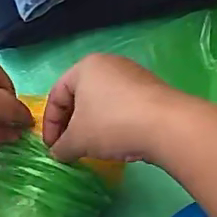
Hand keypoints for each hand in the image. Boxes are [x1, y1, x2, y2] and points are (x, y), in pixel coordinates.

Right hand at [43, 54, 190, 163]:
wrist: (167, 125)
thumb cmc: (112, 124)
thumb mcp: (78, 140)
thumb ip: (62, 147)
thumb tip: (58, 153)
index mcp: (85, 67)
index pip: (57, 95)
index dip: (50, 125)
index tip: (53, 148)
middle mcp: (109, 64)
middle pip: (81, 97)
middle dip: (72, 125)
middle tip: (71, 148)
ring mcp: (134, 75)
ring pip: (103, 102)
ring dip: (94, 126)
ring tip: (94, 148)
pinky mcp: (153, 90)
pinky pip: (124, 107)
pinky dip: (115, 124)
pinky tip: (119, 142)